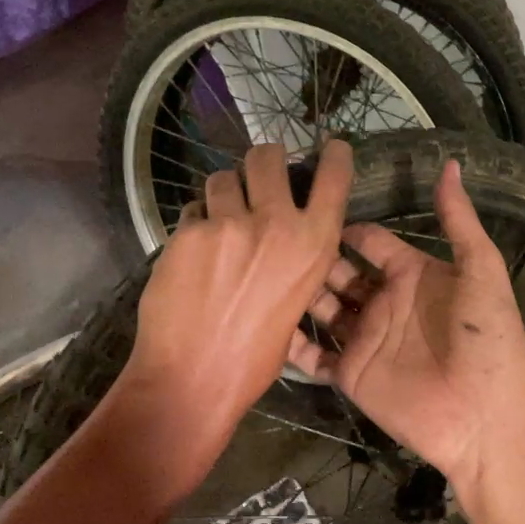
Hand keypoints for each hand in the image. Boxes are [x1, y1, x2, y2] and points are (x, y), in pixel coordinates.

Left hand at [122, 140, 352, 442]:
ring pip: (222, 178)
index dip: (335, 155)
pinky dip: (194, 223)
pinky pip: (192, 210)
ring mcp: (230, 224)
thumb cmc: (256, 354)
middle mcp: (277, 223)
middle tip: (256, 171)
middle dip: (261, 160)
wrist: (194, 378)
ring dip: (222, 192)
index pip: (334, 179)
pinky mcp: (189, 232)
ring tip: (218, 217)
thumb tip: (283, 229)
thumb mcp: (299, 299)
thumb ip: (295, 256)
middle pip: (267, 158)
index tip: (332, 145)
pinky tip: (192, 252)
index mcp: (314, 244)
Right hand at [286, 159, 524, 489]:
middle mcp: (383, 300)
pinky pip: (313, 355)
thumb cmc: (485, 335)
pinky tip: (261, 322)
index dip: (347, 227)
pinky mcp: (350, 373)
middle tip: (272, 238)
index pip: (371, 241)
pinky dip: (290, 342)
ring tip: (258, 273)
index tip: (309, 207)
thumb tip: (450, 163)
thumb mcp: (480, 268)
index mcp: (412, 273)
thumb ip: (458, 219)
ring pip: (321, 308)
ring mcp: (364, 337)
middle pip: (339, 272)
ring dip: (296, 293)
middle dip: (312, 256)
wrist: (482, 412)